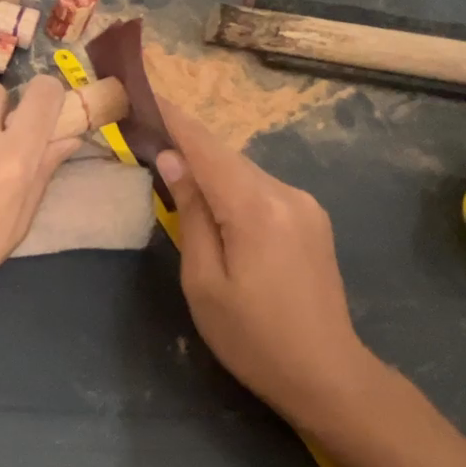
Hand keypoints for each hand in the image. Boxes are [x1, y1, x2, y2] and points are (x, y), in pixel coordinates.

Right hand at [155, 104, 376, 421]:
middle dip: (183, 140)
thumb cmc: (250, 335)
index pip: (206, 147)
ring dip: (205, 165)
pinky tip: (205, 196)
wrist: (326, 373)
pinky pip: (258, 190)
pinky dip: (227, 185)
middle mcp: (287, 195)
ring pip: (242, 172)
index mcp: (257, 208)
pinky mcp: (310, 222)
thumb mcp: (203, 279)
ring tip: (164, 163)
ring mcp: (304, 207)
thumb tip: (172, 162)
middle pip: (225, 156)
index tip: (141, 92)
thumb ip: (191, 214)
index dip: (172, 118)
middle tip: (139, 130)